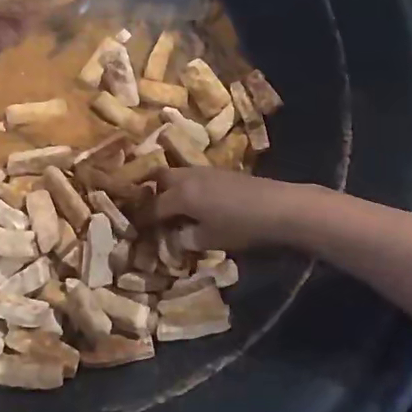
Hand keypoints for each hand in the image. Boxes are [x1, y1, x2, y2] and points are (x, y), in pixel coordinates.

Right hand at [150, 168, 320, 252]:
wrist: (278, 206)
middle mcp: (187, 178)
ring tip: (169, 206)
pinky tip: (192, 203)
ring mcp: (204, 171)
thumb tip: (174, 238)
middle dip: (150, 192)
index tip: (133, 228)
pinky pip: (191, 177)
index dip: (141, 219)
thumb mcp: (209, 240)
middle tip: (148, 210)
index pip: (152, 207)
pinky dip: (184, 187)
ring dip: (168, 188)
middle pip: (159, 178)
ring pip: (176, 175)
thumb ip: (185, 239)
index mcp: (180, 195)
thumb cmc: (240, 226)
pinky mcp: (219, 172)